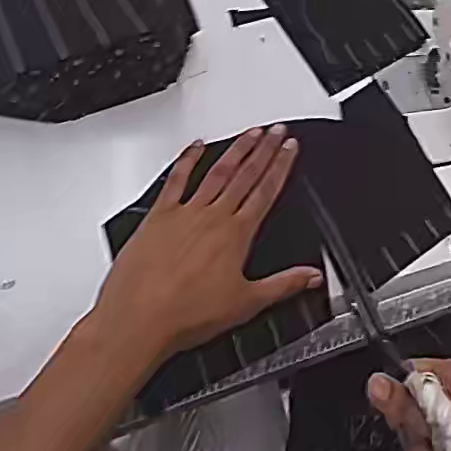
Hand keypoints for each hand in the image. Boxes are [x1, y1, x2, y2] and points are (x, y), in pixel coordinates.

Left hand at [96, 127, 321, 358]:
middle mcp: (213, 217)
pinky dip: (187, 161)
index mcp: (236, 234)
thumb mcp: (247, 303)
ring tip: (250, 133)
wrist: (138, 319)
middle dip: (265, 149)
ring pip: (217, 172)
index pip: (266, 191)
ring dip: (236, 150)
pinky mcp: (158, 217)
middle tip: (277, 130)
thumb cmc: (186, 314)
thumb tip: (311, 276)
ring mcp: (185, 213)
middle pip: (245, 175)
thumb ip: (284, 285)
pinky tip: (196, 148)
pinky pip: (176, 180)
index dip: (281, 166)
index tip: (289, 148)